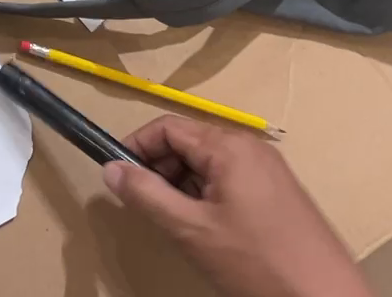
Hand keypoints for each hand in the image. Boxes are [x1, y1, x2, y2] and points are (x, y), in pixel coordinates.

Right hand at [102, 116, 372, 296]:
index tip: (118, 175)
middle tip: (147, 205)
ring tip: (178, 223)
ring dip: (183, 186)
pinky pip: (231, 181)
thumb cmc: (258, 264)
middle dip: (161, 170)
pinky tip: (209, 232)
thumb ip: (146, 195)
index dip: (136, 146)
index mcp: (229, 146)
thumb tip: (109, 168)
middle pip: (188, 143)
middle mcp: (251, 148)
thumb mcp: (192, 230)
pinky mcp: (282, 197)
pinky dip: (209, 197)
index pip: (167, 127)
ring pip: (208, 165)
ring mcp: (271, 172)